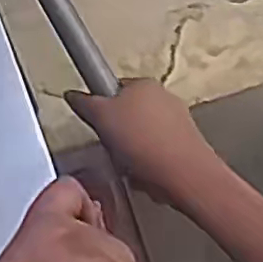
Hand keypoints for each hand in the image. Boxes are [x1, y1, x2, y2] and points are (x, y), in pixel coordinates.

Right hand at [67, 81, 231, 205]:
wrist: (187, 177)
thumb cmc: (139, 140)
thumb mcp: (98, 116)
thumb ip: (82, 102)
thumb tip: (72, 95)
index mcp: (144, 83)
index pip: (112, 89)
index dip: (101, 107)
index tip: (98, 123)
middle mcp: (165, 97)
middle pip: (128, 113)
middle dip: (117, 131)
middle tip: (110, 145)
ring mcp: (181, 122)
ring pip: (142, 134)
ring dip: (132, 149)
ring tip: (128, 163)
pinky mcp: (190, 147)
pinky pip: (159, 151)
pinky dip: (150, 161)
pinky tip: (145, 173)